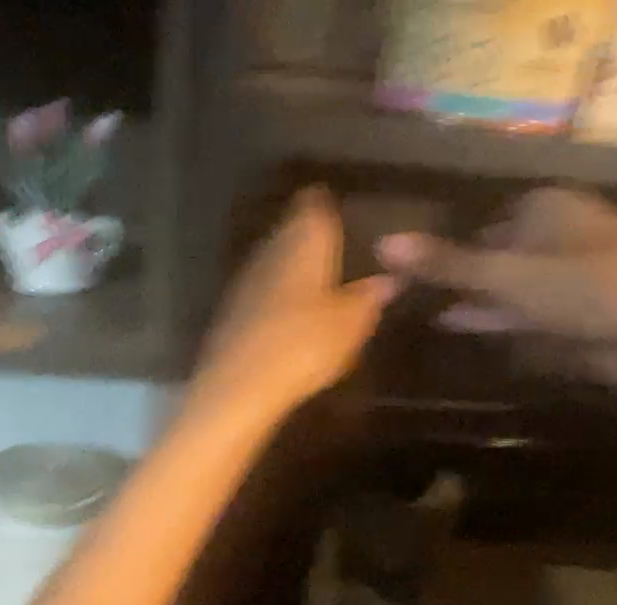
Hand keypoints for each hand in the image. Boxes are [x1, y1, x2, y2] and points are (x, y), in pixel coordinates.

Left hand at [189, 188, 396, 421]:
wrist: (237, 388)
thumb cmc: (303, 345)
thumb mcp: (351, 325)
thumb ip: (369, 298)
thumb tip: (387, 281)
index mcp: (304, 240)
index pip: (314, 203)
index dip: (329, 206)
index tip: (346, 216)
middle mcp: (270, 249)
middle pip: (292, 232)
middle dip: (313, 242)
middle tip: (340, 254)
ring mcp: (245, 280)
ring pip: (275, 264)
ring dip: (294, 273)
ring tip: (320, 289)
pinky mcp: (230, 313)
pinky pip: (261, 296)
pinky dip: (276, 302)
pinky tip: (290, 321)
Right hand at [376, 188, 616, 353]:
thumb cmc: (584, 288)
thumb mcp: (505, 275)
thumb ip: (446, 263)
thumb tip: (383, 243)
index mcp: (547, 206)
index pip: (485, 217)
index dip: (449, 241)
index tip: (412, 266)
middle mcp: (560, 231)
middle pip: (497, 250)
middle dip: (461, 272)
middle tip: (413, 292)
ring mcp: (572, 272)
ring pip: (511, 283)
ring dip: (475, 299)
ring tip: (429, 313)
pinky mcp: (579, 310)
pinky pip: (526, 310)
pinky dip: (497, 318)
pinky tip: (462, 326)